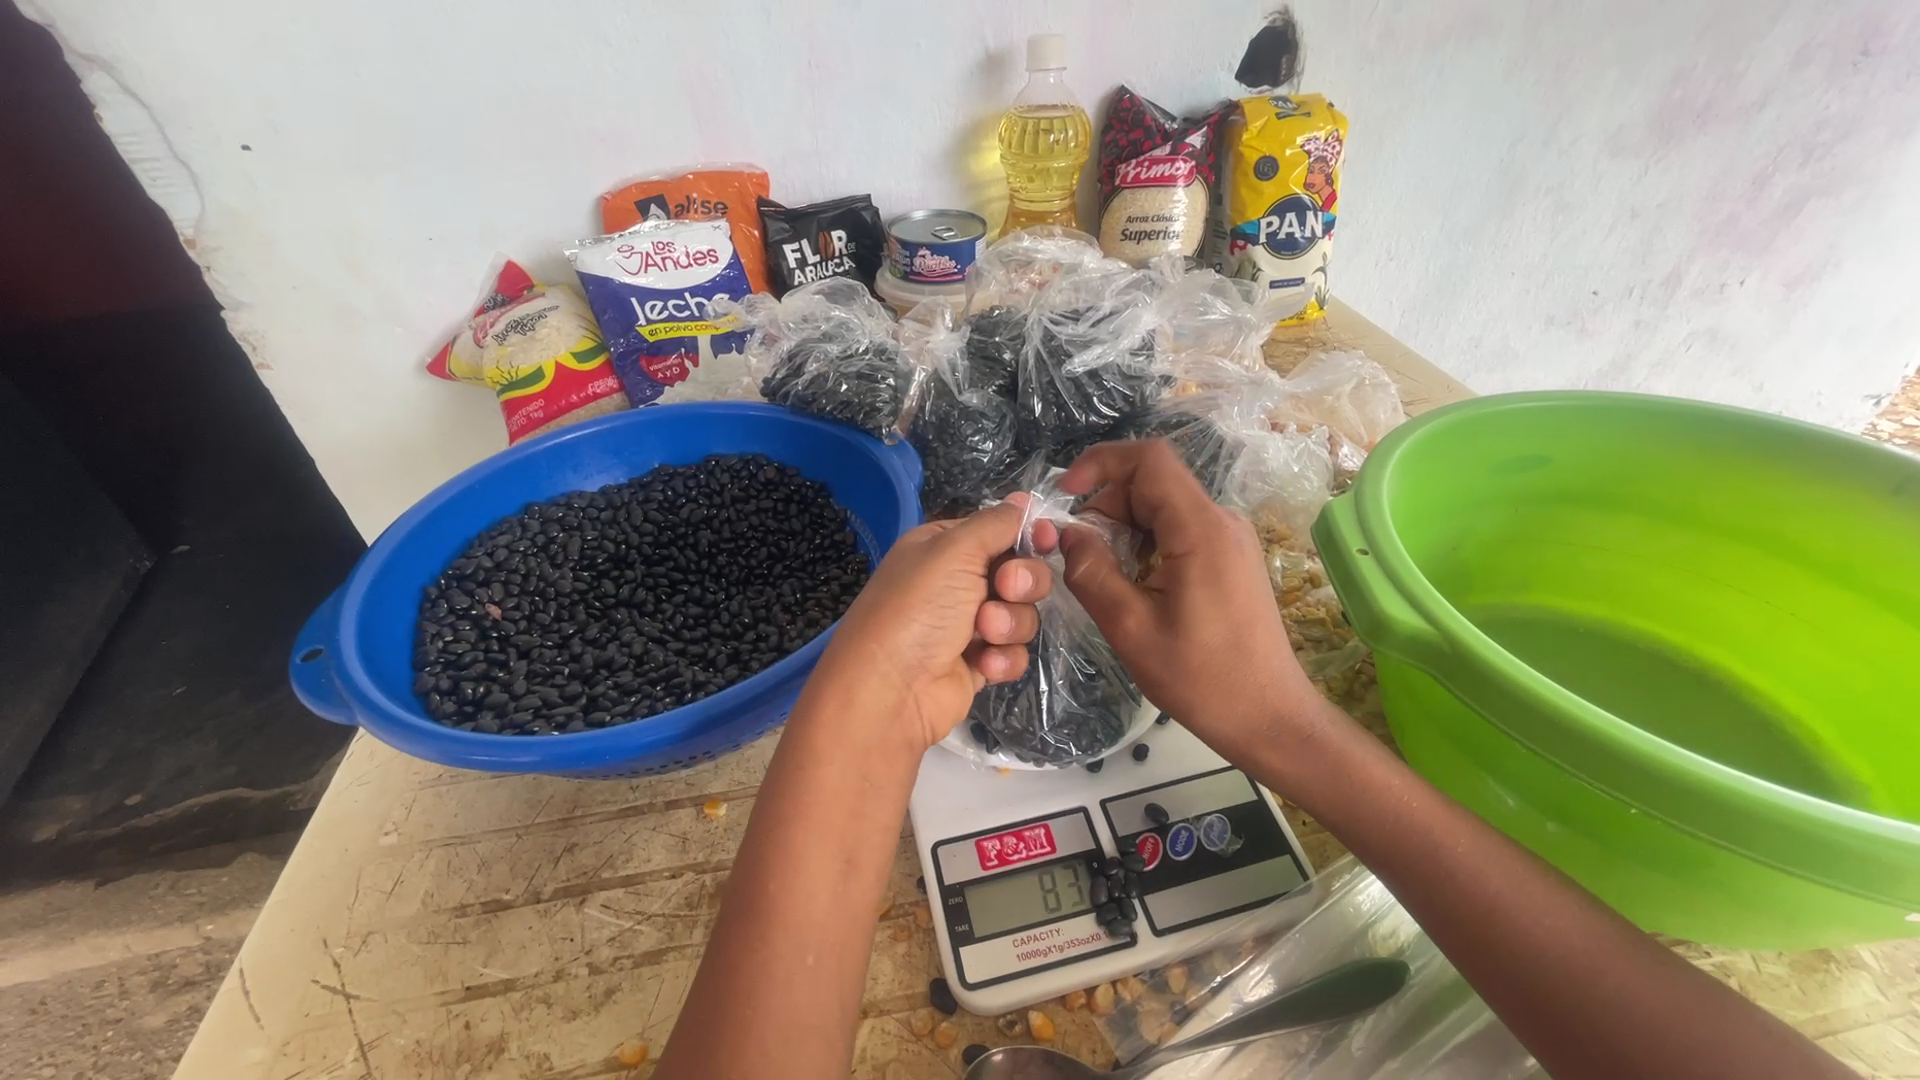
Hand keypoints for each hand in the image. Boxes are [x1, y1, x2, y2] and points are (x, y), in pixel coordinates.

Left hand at [806, 497, 1052, 753]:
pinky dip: (1003, 659)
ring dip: (1009, 623)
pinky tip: (982, 666)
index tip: (1045, 540)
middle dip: (1021, 582)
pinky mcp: (977, 663)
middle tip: (1005, 588)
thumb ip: (995, 523)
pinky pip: (1012, 652)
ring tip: (983, 634)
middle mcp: (955, 582)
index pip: (998, 530)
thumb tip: (1024, 498)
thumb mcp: (954, 551)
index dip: (1026, 534)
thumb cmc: (918, 609)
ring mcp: (966, 625)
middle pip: (1019, 571)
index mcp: (943, 547)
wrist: (890, 691)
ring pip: (1021, 614)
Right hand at [1051, 440, 1324, 758]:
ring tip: (1105, 577)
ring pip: (1163, 507)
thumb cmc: (1201, 678)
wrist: (1268, 716)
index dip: (1101, 463)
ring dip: (1124, 528)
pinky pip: (1178, 530)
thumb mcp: (1130, 628)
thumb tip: (1065, 533)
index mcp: (1201, 529)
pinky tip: (1134, 585)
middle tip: (1079, 554)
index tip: (1065, 495)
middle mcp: (1221, 521)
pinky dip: (1145, 544)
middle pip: (1153, 483)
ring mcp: (1230, 539)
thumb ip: (1092, 572)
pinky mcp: (1230, 558)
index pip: (1150, 459)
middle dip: (1106, 506)